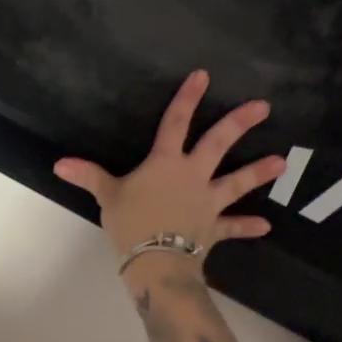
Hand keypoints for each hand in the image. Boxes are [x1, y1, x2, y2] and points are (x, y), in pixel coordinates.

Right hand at [54, 71, 286, 262]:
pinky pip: (233, 226)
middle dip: (239, 123)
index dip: (188, 97)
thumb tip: (59, 163)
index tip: (203, 75)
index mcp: (165, 162)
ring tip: (282, 162)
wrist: (158, 266)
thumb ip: (88, 175)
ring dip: (258, 172)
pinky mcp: (214, 229)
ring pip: (236, 183)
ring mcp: (207, 202)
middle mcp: (192, 175)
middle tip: (263, 107)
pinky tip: (266, 225)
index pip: (176, 121)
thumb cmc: (131, 223)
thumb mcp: (107, 195)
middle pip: (218, 144)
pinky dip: (248, 226)